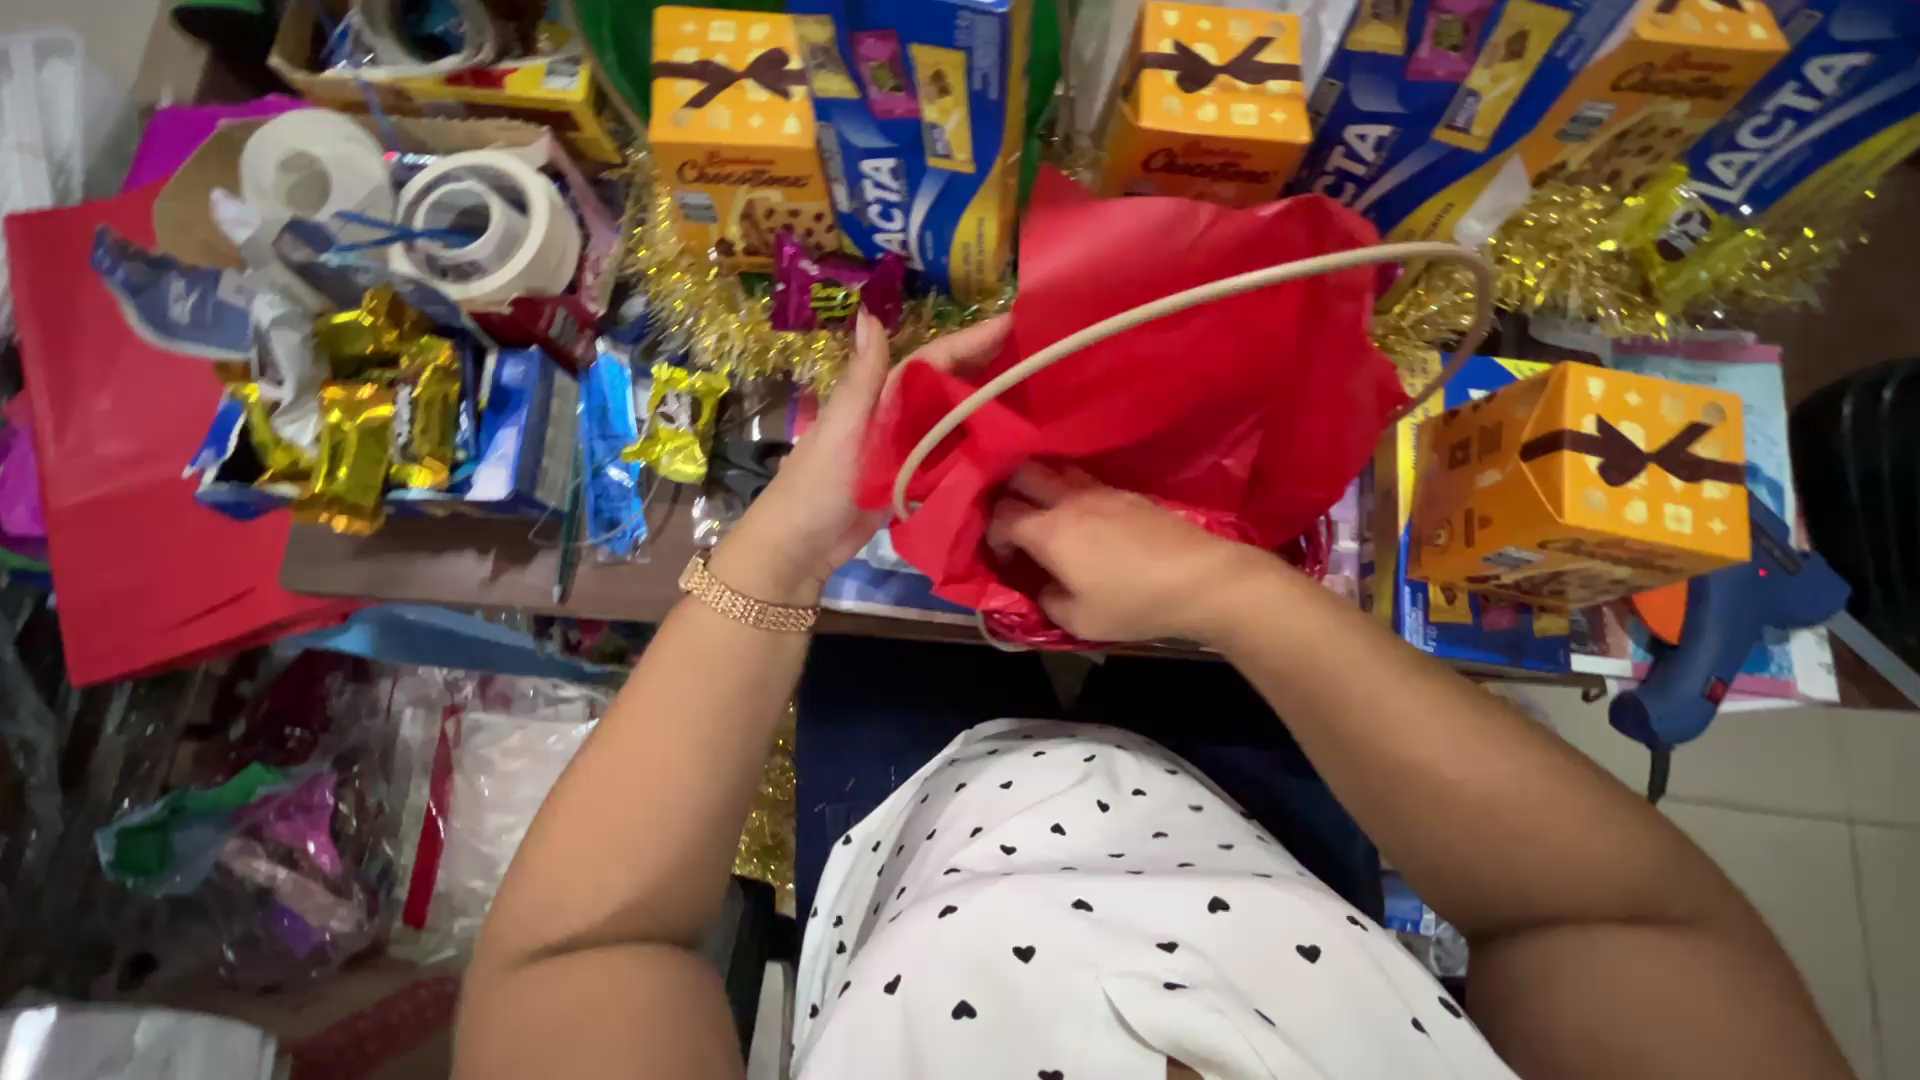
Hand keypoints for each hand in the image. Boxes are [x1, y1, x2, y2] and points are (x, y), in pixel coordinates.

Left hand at [711, 310, 1011, 605]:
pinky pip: (951, 461)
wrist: (799, 549)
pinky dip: (976, 451)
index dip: (971, 341)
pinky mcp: (913, 485)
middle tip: (1040, 356)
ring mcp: (908, 453)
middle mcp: (898, 419)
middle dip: (988, 368)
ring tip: (1036, 396)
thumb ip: (861, 379)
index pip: (933, 361)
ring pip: (954, 422)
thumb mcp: (840, 429)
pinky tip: (1009, 447)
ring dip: (989, 408)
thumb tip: (868, 311)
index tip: (1014, 323)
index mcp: (881, 398)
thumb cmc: (814, 486)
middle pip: (949, 387)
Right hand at [985, 464, 1279, 643]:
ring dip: (1040, 486)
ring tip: (1043, 514)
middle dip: (1007, 494)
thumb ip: (1048, 602)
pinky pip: (1085, 480)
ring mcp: (1102, 491)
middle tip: (1012, 522)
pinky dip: (1070, 492)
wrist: (1202, 579)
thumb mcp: (1080, 621)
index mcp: (1050, 531)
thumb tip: (1044, 587)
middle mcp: (1070, 500)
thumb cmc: (1135, 604)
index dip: (991, 534)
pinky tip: (1082, 518)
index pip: (1001, 515)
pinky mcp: (1128, 493)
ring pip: (1055, 469)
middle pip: (1022, 474)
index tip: (1003, 556)